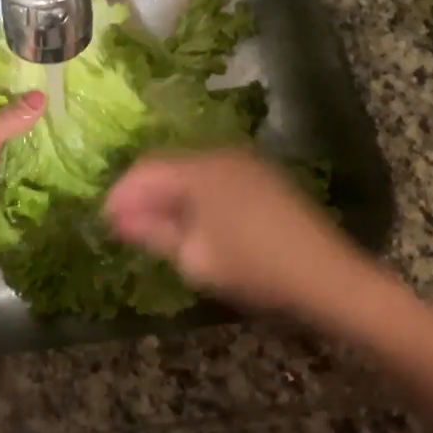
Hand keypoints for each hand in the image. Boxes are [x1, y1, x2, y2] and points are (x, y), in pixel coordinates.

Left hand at [0, 76, 44, 274]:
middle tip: (59, 96)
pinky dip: (24, 156)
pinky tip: (50, 151)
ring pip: (4, 137)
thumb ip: (9, 119)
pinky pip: (8, 161)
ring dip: (26, 132)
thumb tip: (40, 96)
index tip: (41, 70)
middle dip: (23, 105)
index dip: (10, 77)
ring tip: (61, 120)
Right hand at [104, 149, 370, 314]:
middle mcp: (220, 155)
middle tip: (125, 225)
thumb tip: (118, 220)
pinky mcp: (263, 179)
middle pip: (167, 166)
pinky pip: (214, 178)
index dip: (120, 195)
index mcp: (199, 169)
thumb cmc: (254, 268)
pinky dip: (194, 196)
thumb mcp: (194, 257)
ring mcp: (245, 164)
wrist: (329, 278)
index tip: (104, 220)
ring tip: (155, 227)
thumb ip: (153, 233)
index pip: (144, 171)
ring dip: (168, 194)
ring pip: (190, 171)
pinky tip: (192, 223)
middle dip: (143, 193)